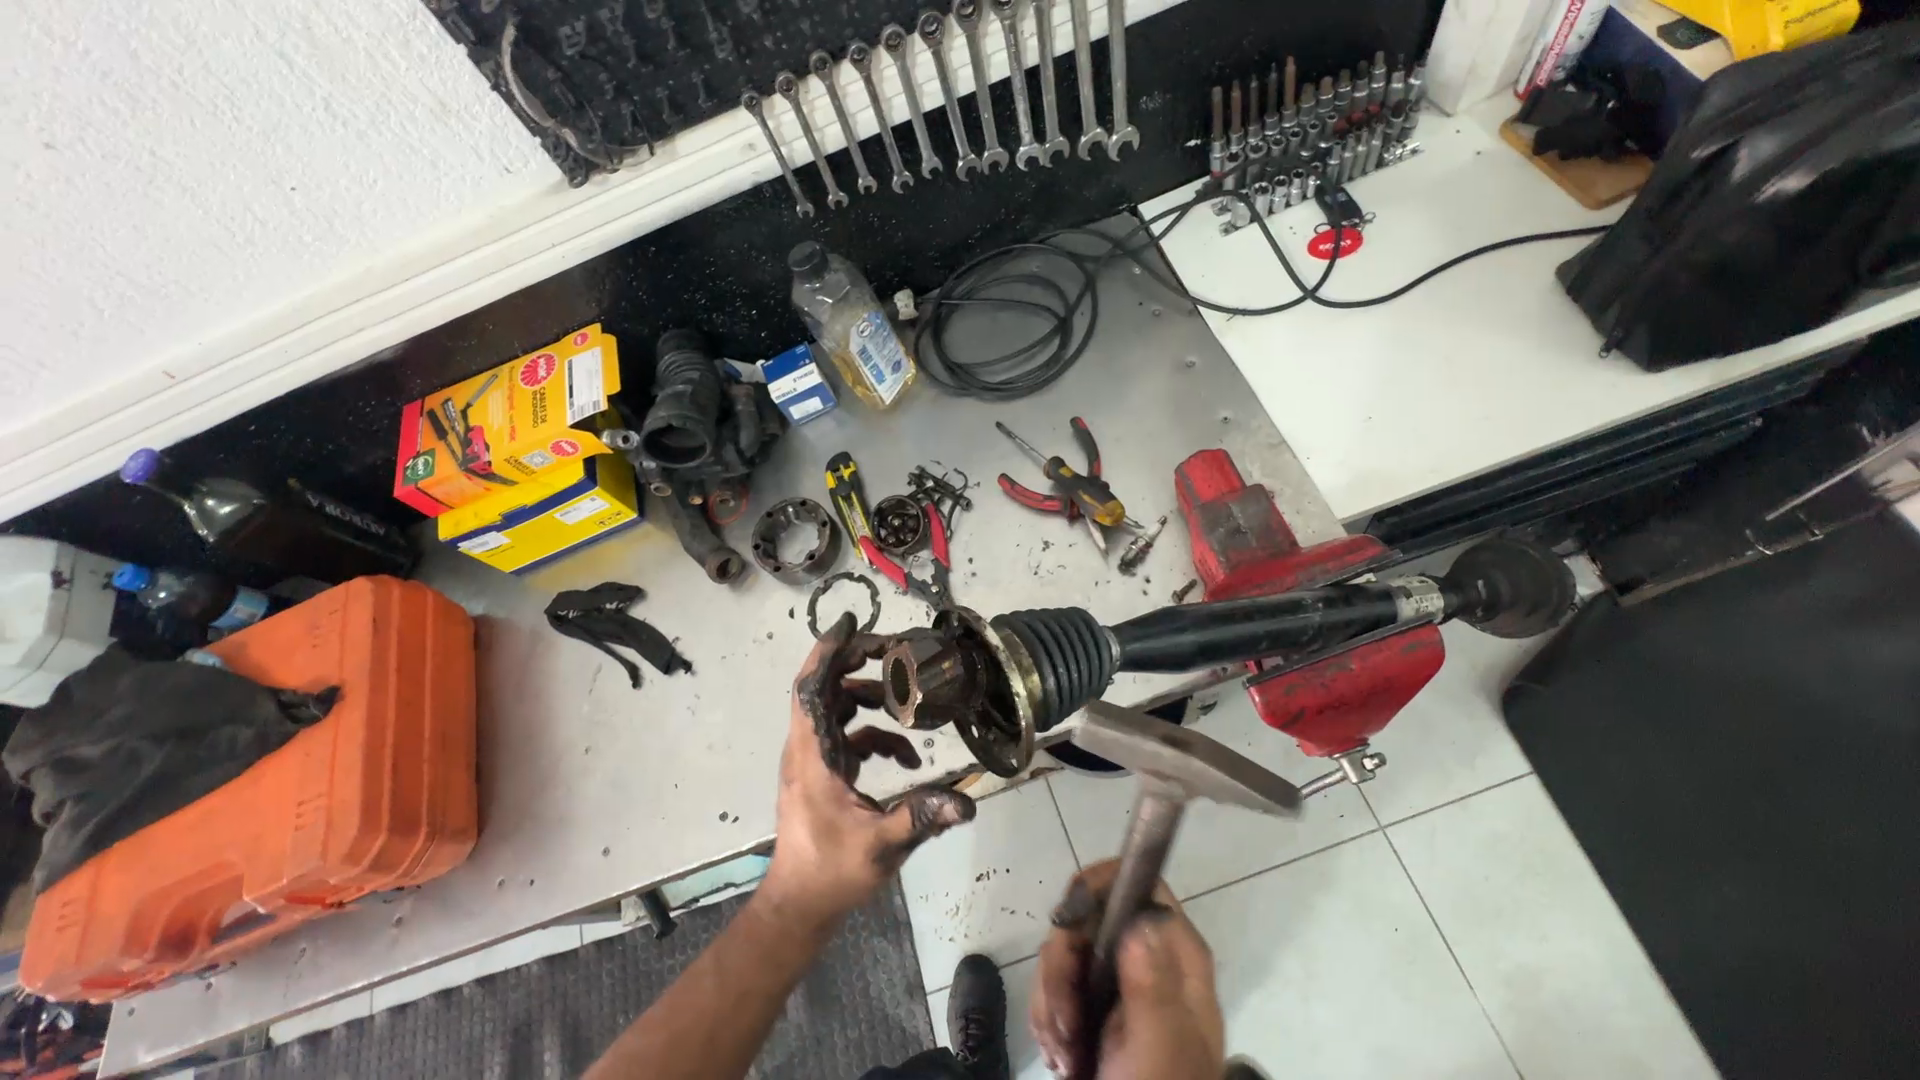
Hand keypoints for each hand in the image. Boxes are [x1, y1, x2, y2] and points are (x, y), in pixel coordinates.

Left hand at [760, 612, 976, 930]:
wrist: (799, 904)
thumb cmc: (830, 873)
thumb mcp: (880, 846)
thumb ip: (920, 818)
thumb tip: (965, 802)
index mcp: (813, 756)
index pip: (811, 688)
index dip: (827, 652)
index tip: (852, 624)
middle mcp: (807, 749)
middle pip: (824, 689)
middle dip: (855, 664)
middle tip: (893, 650)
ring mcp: (813, 761)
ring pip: (835, 711)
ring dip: (867, 699)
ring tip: (905, 700)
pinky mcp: (823, 775)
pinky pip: (846, 738)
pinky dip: (873, 736)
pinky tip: (906, 759)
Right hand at [1031, 860, 1224, 1079]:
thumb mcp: (1158, 1044)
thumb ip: (1150, 983)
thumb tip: (1139, 917)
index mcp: (1175, 954)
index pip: (1140, 885)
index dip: (1098, 888)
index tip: (1066, 921)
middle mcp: (1147, 956)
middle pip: (1087, 920)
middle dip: (1062, 970)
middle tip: (1066, 1023)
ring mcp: (1119, 981)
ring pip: (1063, 956)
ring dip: (1053, 1006)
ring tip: (1065, 1055)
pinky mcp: (1093, 1006)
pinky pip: (1054, 989)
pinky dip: (1049, 1022)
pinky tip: (1062, 1058)